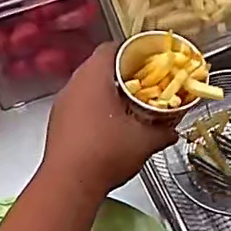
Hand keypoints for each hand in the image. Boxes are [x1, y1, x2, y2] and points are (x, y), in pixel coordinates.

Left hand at [41, 41, 176, 198]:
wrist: (69, 183)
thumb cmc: (105, 153)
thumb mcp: (144, 141)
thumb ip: (162, 131)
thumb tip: (173, 131)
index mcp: (95, 77)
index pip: (112, 48)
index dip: (133, 52)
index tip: (148, 62)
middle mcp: (74, 84)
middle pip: (100, 67)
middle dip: (123, 75)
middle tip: (143, 87)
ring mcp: (62, 104)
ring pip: (88, 88)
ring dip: (108, 94)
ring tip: (129, 109)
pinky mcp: (58, 123)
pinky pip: (79, 106)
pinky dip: (96, 110)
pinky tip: (110, 128)